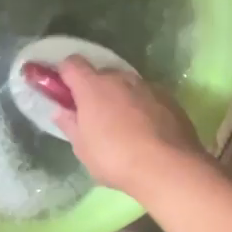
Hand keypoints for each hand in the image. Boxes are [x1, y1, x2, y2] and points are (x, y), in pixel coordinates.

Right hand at [52, 55, 205, 195]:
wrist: (168, 168)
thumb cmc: (115, 159)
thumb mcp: (83, 148)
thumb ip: (70, 125)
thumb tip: (61, 111)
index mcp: (93, 87)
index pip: (71, 64)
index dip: (63, 75)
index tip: (62, 92)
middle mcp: (121, 78)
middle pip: (101, 74)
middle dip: (94, 90)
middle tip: (92, 117)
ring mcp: (148, 86)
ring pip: (126, 85)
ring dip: (119, 98)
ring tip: (121, 127)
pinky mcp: (169, 98)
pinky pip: (147, 97)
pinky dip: (141, 107)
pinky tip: (144, 132)